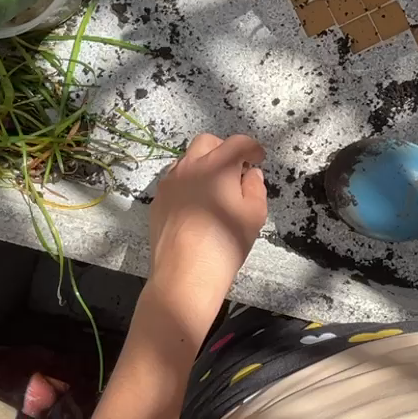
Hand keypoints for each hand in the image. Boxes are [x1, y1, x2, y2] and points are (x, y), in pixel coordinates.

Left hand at [146, 133, 266, 321]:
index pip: (238, 143)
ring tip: (216, 189)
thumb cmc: (225, 244)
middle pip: (207, 142)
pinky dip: (190, 181)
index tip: (259, 159)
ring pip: (188, 159)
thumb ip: (256, 187)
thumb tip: (250, 174)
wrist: (184, 276)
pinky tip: (198, 205)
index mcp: (217, 167)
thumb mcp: (254, 215)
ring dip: (205, 164)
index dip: (252, 148)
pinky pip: (175, 179)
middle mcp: (190, 167)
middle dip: (225, 149)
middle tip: (237, 170)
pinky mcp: (158, 200)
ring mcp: (169, 182)